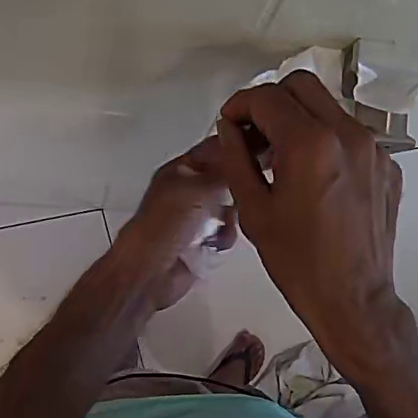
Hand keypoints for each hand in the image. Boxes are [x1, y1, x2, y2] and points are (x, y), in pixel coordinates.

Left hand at [115, 137, 237, 310]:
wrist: (151, 272)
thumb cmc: (162, 227)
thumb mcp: (198, 189)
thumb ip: (226, 170)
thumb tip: (249, 152)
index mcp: (181, 170)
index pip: (216, 148)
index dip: (240, 146)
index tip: (265, 148)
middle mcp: (189, 190)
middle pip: (227, 178)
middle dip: (237, 188)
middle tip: (249, 190)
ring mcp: (196, 216)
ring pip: (232, 207)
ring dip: (232, 217)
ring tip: (223, 223)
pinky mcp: (203, 239)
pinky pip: (228, 232)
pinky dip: (226, 237)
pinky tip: (215, 242)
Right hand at [214, 71, 411, 379]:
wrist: (353, 299)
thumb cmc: (300, 264)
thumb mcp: (255, 211)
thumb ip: (237, 159)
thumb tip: (230, 129)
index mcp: (309, 145)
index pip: (267, 97)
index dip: (240, 105)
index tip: (230, 124)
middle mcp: (347, 135)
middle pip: (302, 86)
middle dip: (271, 101)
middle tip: (255, 133)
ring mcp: (374, 150)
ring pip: (330, 108)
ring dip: (301, 120)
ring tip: (283, 159)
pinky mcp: (388, 168)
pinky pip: (352, 137)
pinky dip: (328, 143)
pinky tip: (316, 178)